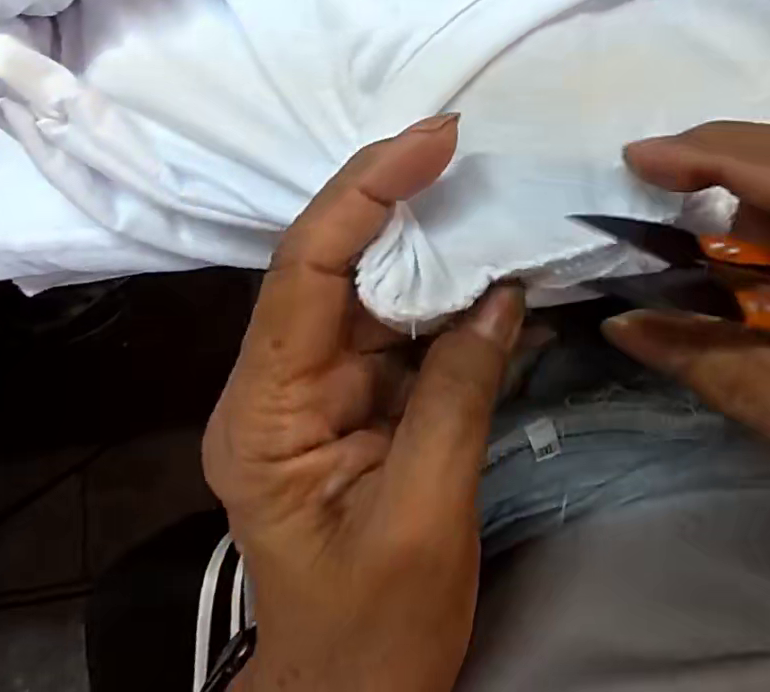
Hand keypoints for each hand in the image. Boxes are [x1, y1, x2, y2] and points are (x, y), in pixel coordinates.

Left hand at [203, 114, 525, 691]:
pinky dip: (448, 288)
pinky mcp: (362, 393)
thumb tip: (503, 295)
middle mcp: (281, 381)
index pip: (304, 272)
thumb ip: (460, 395)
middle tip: (452, 137)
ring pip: (368, 283)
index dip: (364, 195)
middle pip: (329, 260)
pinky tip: (487, 262)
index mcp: (266, 412)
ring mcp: (322, 384)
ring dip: (424, 235)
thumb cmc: (375, 631)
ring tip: (475, 183)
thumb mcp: (424, 517)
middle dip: (387, 192)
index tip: (429, 143)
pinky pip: (403, 321)